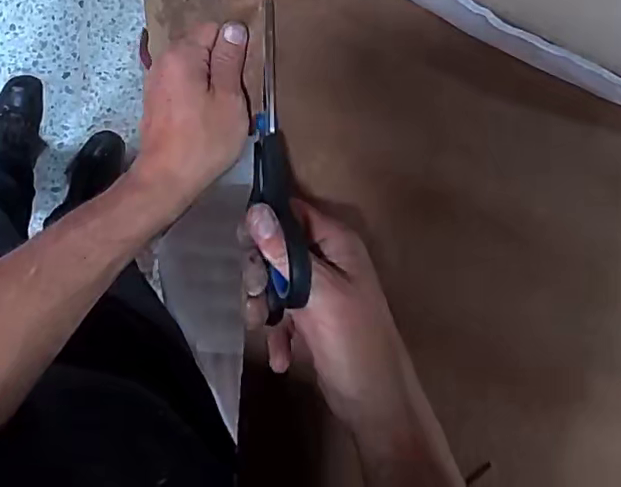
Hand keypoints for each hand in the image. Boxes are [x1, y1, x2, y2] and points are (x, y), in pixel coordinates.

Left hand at [128, 21, 251, 213]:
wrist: (165, 179)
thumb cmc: (203, 141)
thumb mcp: (229, 99)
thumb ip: (231, 60)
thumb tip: (234, 28)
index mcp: (182, 54)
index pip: (213, 28)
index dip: (234, 43)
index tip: (245, 69)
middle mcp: (164, 60)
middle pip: (201, 44)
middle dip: (221, 60)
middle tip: (237, 90)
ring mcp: (156, 79)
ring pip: (192, 64)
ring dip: (210, 77)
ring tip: (223, 103)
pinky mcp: (155, 98)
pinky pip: (181, 80)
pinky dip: (196, 89)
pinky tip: (205, 112)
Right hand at [242, 199, 415, 429]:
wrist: (376, 409)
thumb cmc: (353, 341)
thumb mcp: (318, 292)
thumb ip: (285, 253)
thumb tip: (256, 211)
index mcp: (336, 241)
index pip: (292, 212)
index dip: (265, 224)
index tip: (244, 245)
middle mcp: (327, 258)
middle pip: (277, 247)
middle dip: (261, 273)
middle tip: (257, 296)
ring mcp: (319, 289)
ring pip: (274, 280)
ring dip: (264, 305)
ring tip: (264, 329)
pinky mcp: (312, 317)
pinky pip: (281, 310)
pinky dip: (276, 330)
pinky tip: (281, 356)